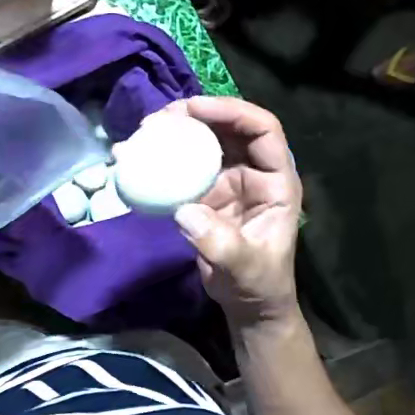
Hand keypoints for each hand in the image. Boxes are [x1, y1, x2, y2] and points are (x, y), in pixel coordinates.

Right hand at [160, 97, 302, 325]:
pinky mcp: (206, 193)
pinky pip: (184, 166)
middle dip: (197, 114)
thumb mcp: (246, 268)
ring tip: (145, 129)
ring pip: (205, 141)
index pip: (263, 130)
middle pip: (229, 127)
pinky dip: (163, 157)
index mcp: (276, 180)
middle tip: (160, 118)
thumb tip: (184, 211)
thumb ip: (221, 244)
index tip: (194, 110)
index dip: (232, 111)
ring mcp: (229, 180)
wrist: (248, 305)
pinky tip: (137, 155)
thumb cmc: (259, 284)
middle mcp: (254, 172)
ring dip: (177, 131)